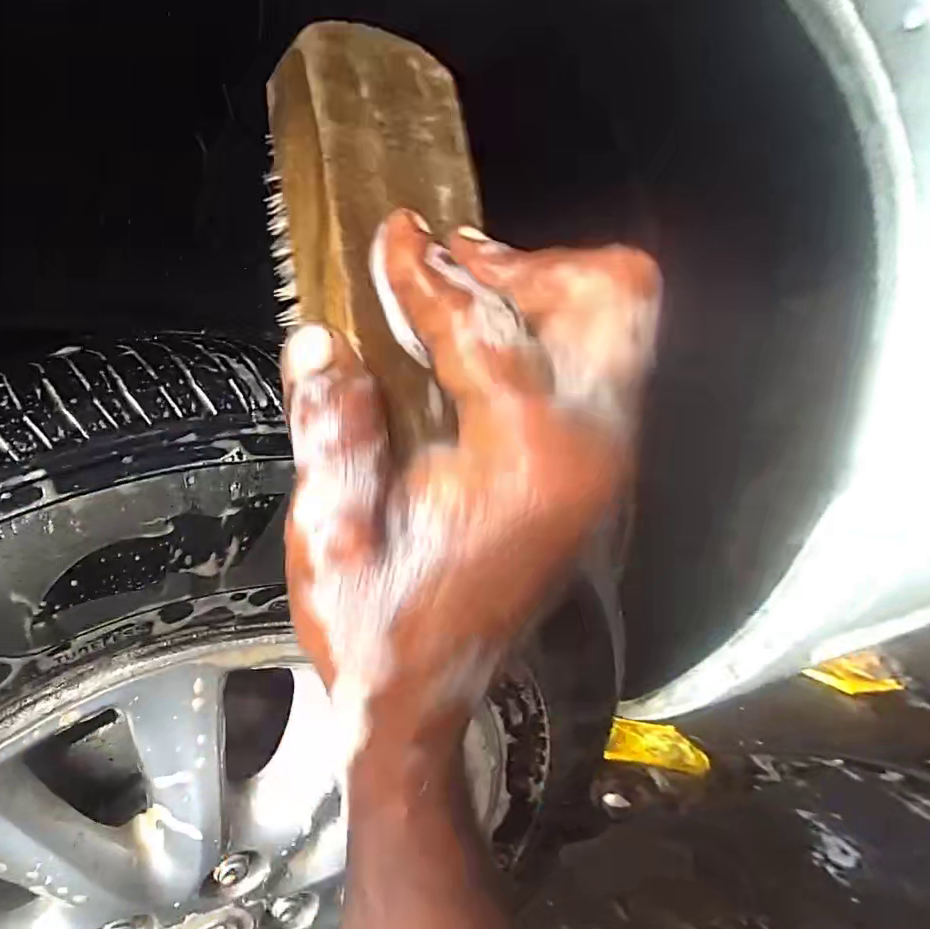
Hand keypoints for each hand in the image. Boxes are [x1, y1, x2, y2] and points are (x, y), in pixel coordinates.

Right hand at [284, 210, 659, 757]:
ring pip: (612, 326)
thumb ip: (331, 432)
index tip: (390, 233)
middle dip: (510, 263)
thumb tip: (317, 342)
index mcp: (523, 464)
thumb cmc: (365, 623)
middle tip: (428, 257)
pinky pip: (590, 366)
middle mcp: (589, 453)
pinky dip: (536, 330)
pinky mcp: (586, 477)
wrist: (416, 695)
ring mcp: (601, 465)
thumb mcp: (326, 532)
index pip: (482, 332)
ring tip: (448, 282)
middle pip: (598, 300)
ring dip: (530, 289)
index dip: (426, 277)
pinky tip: (468, 342)